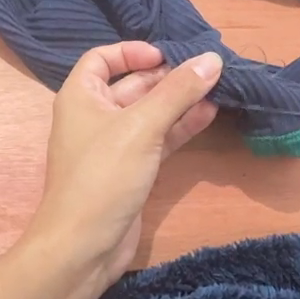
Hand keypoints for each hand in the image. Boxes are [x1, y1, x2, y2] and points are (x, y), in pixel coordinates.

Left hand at [23, 42, 221, 288]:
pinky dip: (180, 126)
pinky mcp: (131, 170)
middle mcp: (94, 115)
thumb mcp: (141, 127)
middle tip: (207, 71)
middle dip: (168, 77)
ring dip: (180, 102)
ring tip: (218, 90)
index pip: (102, 59)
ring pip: (150, 114)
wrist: (83, 246)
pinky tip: (209, 115)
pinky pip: (158, 139)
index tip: (165, 55)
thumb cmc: (103, 176)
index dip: (132, 52)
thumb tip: (212, 59)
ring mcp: (113, 145)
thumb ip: (178, 92)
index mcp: (81, 96)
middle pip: (133, 85)